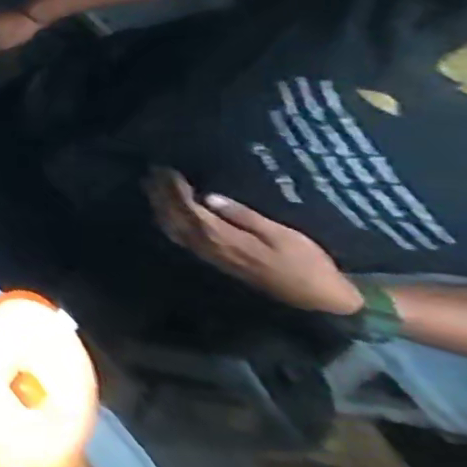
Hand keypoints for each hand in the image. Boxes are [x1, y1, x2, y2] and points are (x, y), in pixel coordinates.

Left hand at [144, 167, 363, 315]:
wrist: (315, 298)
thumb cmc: (305, 262)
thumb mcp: (281, 234)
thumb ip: (244, 216)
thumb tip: (210, 197)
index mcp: (222, 236)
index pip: (187, 207)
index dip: (174, 187)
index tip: (166, 168)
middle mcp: (205, 245)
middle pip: (172, 215)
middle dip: (160, 192)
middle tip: (153, 171)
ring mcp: (205, 254)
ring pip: (170, 226)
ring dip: (158, 204)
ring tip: (151, 184)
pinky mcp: (209, 259)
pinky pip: (177, 236)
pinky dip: (165, 220)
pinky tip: (162, 210)